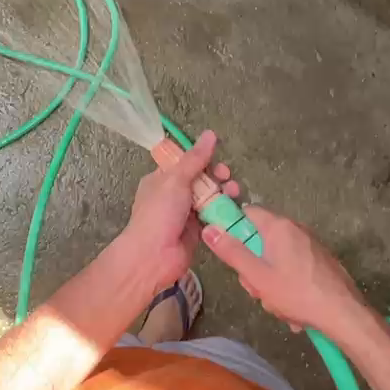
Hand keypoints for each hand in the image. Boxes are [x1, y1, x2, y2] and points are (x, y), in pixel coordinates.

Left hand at [110, 131, 235, 291]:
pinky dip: (224, 212)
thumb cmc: (159, 213)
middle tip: (227, 176)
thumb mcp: (175, 180)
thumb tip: (210, 134)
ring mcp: (185, 214)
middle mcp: (173, 195)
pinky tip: (235, 209)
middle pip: (200, 180)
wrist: (153, 256)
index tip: (216, 158)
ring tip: (234, 192)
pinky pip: (213, 217)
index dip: (201, 159)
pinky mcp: (197, 231)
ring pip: (209, 198)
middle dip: (216, 176)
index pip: (184, 163)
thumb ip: (195, 159)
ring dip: (223, 193)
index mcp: (161, 180)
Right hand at [203, 206, 371, 334]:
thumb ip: (231, 252)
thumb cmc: (296, 293)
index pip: (247, 213)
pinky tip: (294, 308)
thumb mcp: (256, 276)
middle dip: (255, 266)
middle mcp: (296, 229)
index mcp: (279, 227)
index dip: (233, 229)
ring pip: (277, 258)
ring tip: (279, 305)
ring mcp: (312, 245)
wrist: (344, 314)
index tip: (230, 251)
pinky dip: (289, 284)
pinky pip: (294, 267)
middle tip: (258, 289)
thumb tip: (208, 229)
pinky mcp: (322, 261)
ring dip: (272, 280)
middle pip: (262, 240)